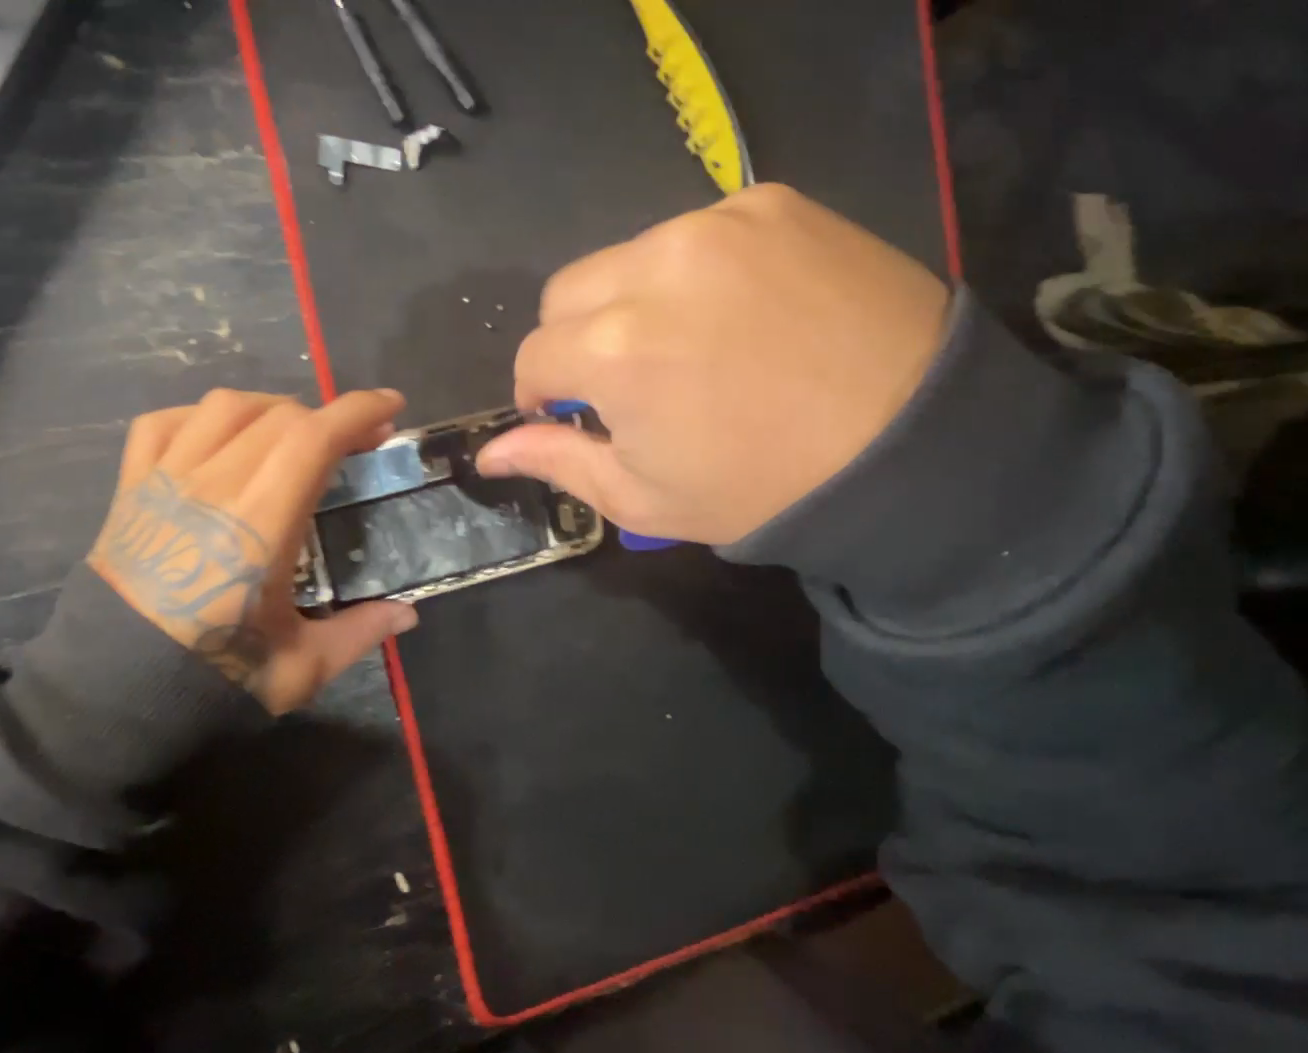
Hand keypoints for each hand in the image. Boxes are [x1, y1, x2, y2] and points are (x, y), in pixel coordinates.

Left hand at [88, 389, 418, 714]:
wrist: (115, 683)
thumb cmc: (213, 673)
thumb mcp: (300, 667)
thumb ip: (358, 633)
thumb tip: (407, 614)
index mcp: (262, 522)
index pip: (315, 437)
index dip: (358, 411)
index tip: (390, 407)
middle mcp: (215, 483)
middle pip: (279, 415)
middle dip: (325, 418)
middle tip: (349, 446)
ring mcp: (166, 479)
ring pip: (224, 407)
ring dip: (268, 409)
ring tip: (287, 435)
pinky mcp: (131, 486)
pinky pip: (162, 424)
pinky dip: (197, 416)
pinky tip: (216, 436)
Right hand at [476, 184, 951, 545]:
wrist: (914, 445)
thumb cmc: (763, 486)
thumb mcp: (644, 496)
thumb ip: (558, 461)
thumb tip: (490, 452)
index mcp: (615, 348)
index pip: (534, 353)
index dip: (541, 391)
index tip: (568, 414)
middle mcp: (655, 267)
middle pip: (566, 292)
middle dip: (575, 339)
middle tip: (625, 380)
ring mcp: (718, 225)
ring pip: (627, 257)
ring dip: (632, 300)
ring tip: (689, 343)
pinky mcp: (775, 203)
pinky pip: (696, 233)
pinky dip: (695, 272)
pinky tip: (739, 311)